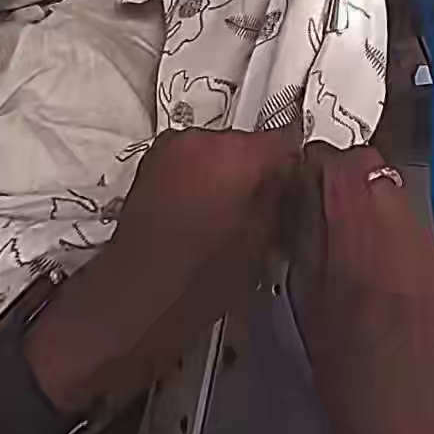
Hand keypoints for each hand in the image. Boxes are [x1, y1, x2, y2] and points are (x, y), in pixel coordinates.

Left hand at [25, 126, 302, 412]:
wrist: (138, 296)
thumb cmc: (200, 278)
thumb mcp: (263, 240)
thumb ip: (283, 196)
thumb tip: (291, 176)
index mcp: (240, 155)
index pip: (285, 138)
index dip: (295, 160)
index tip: (295, 176)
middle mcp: (205, 138)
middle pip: (249, 142)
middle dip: (258, 167)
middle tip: (262, 203)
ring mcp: (174, 145)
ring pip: (219, 147)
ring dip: (227, 169)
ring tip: (226, 210)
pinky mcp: (153, 157)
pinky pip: (192, 156)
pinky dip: (200, 173)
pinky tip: (200, 208)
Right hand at [292, 141, 433, 383]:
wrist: (394, 395)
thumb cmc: (341, 350)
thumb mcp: (303, 283)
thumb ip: (306, 226)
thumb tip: (304, 193)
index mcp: (354, 224)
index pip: (339, 160)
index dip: (319, 160)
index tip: (309, 168)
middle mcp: (395, 221)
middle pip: (372, 166)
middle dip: (347, 175)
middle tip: (329, 199)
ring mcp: (424, 238)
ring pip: (395, 191)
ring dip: (373, 199)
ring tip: (355, 233)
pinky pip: (414, 223)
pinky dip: (396, 228)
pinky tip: (382, 259)